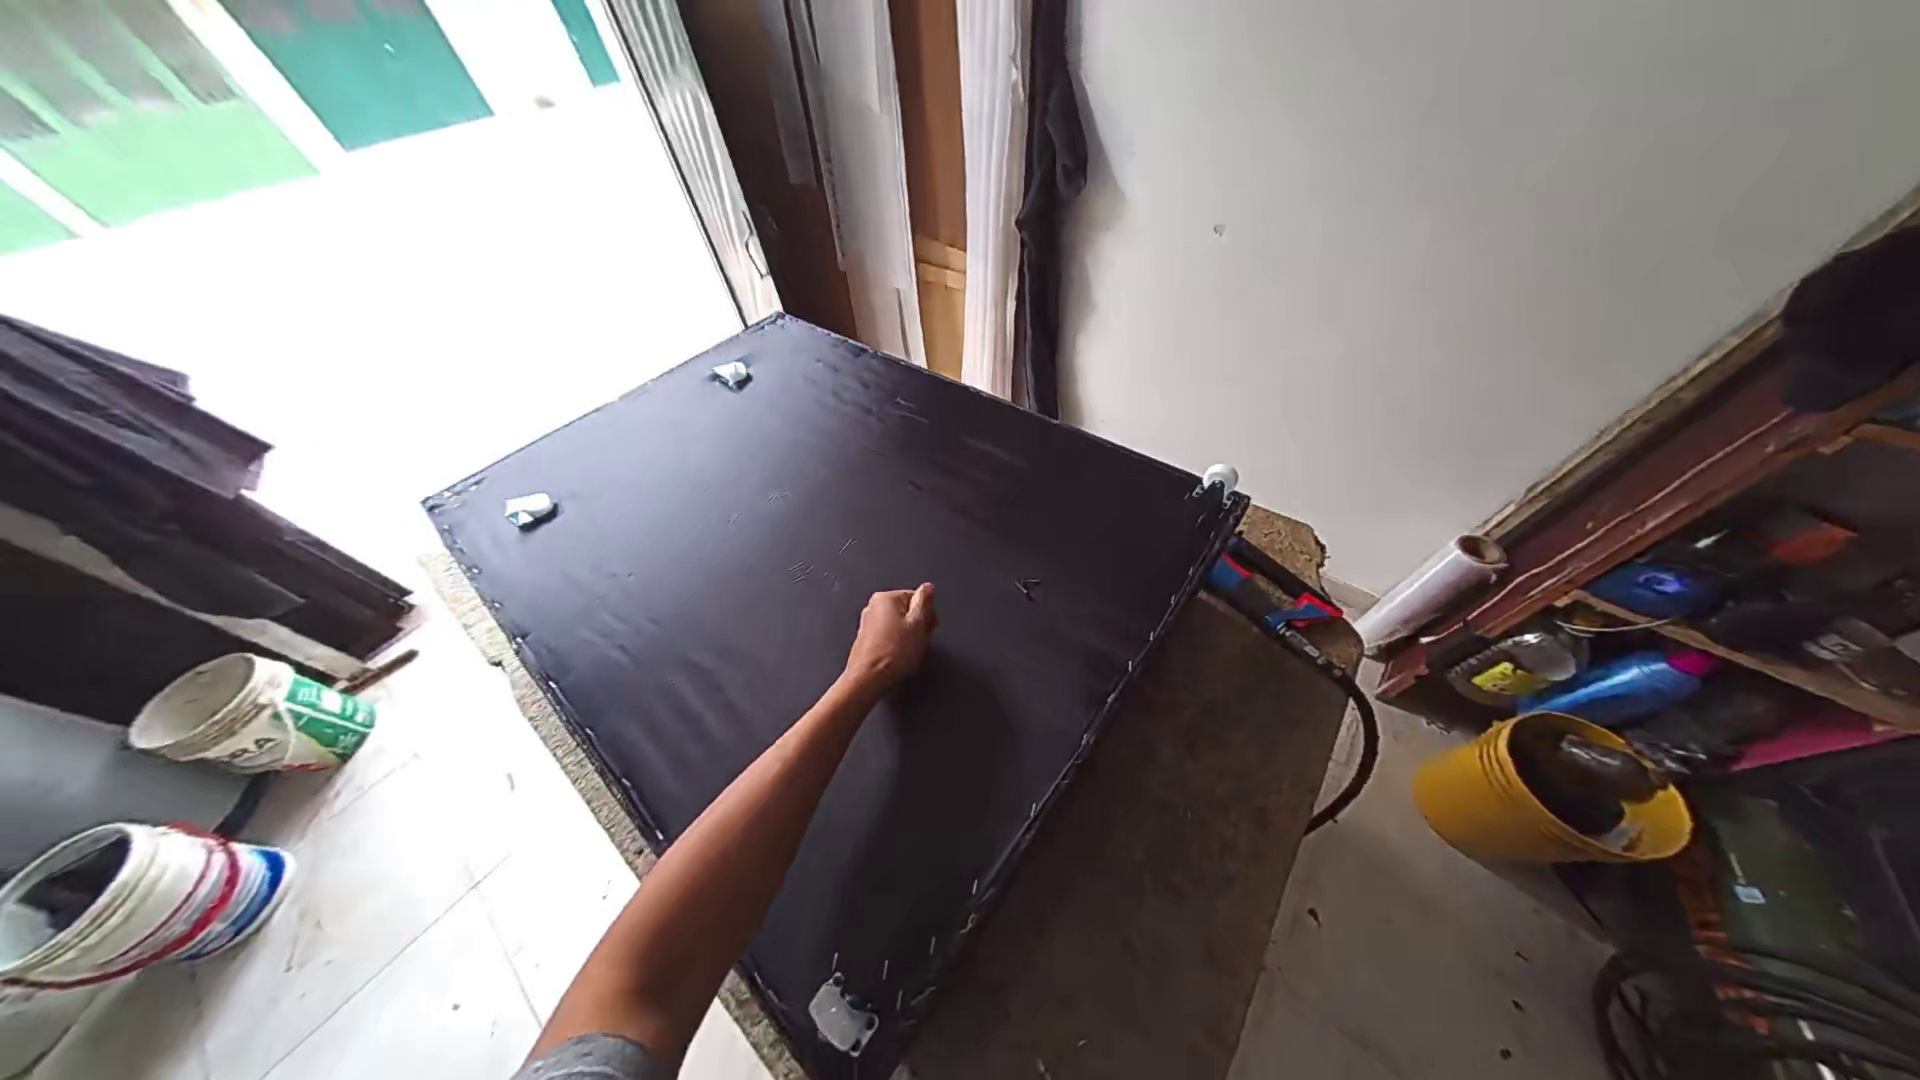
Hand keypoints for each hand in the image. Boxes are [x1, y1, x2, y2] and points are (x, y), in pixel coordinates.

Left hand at [842, 583, 937, 690]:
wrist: (869, 679)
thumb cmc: (892, 655)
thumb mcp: (919, 624)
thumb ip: (925, 601)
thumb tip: (927, 588)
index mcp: (885, 598)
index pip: (917, 598)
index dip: (928, 614)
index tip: (930, 628)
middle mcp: (873, 607)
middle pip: (907, 611)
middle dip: (918, 626)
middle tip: (921, 641)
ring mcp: (868, 624)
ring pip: (899, 626)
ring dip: (909, 637)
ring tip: (910, 652)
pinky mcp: (867, 640)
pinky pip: (889, 638)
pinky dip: (897, 646)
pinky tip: (900, 658)